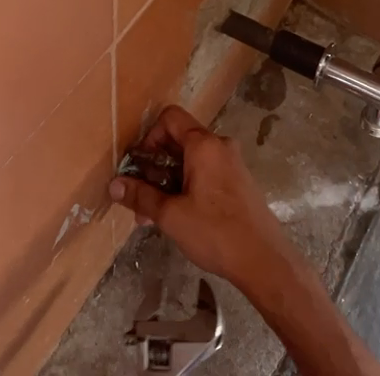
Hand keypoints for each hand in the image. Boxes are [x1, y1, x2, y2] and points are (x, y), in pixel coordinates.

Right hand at [107, 105, 296, 290]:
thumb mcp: (171, 215)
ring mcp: (232, 164)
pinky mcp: (239, 182)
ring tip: (154, 215)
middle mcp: (220, 146)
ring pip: (192, 161)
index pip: (170, 118)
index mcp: (204, 145)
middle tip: (140, 197)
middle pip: (180, 140)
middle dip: (155, 165)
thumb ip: (141, 196)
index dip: (149, 137)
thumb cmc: (216, 232)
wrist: (265, 260)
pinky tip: (179, 217)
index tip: (139, 166)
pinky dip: (188, 186)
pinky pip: (206, 173)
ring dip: (169, 181)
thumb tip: (114, 185)